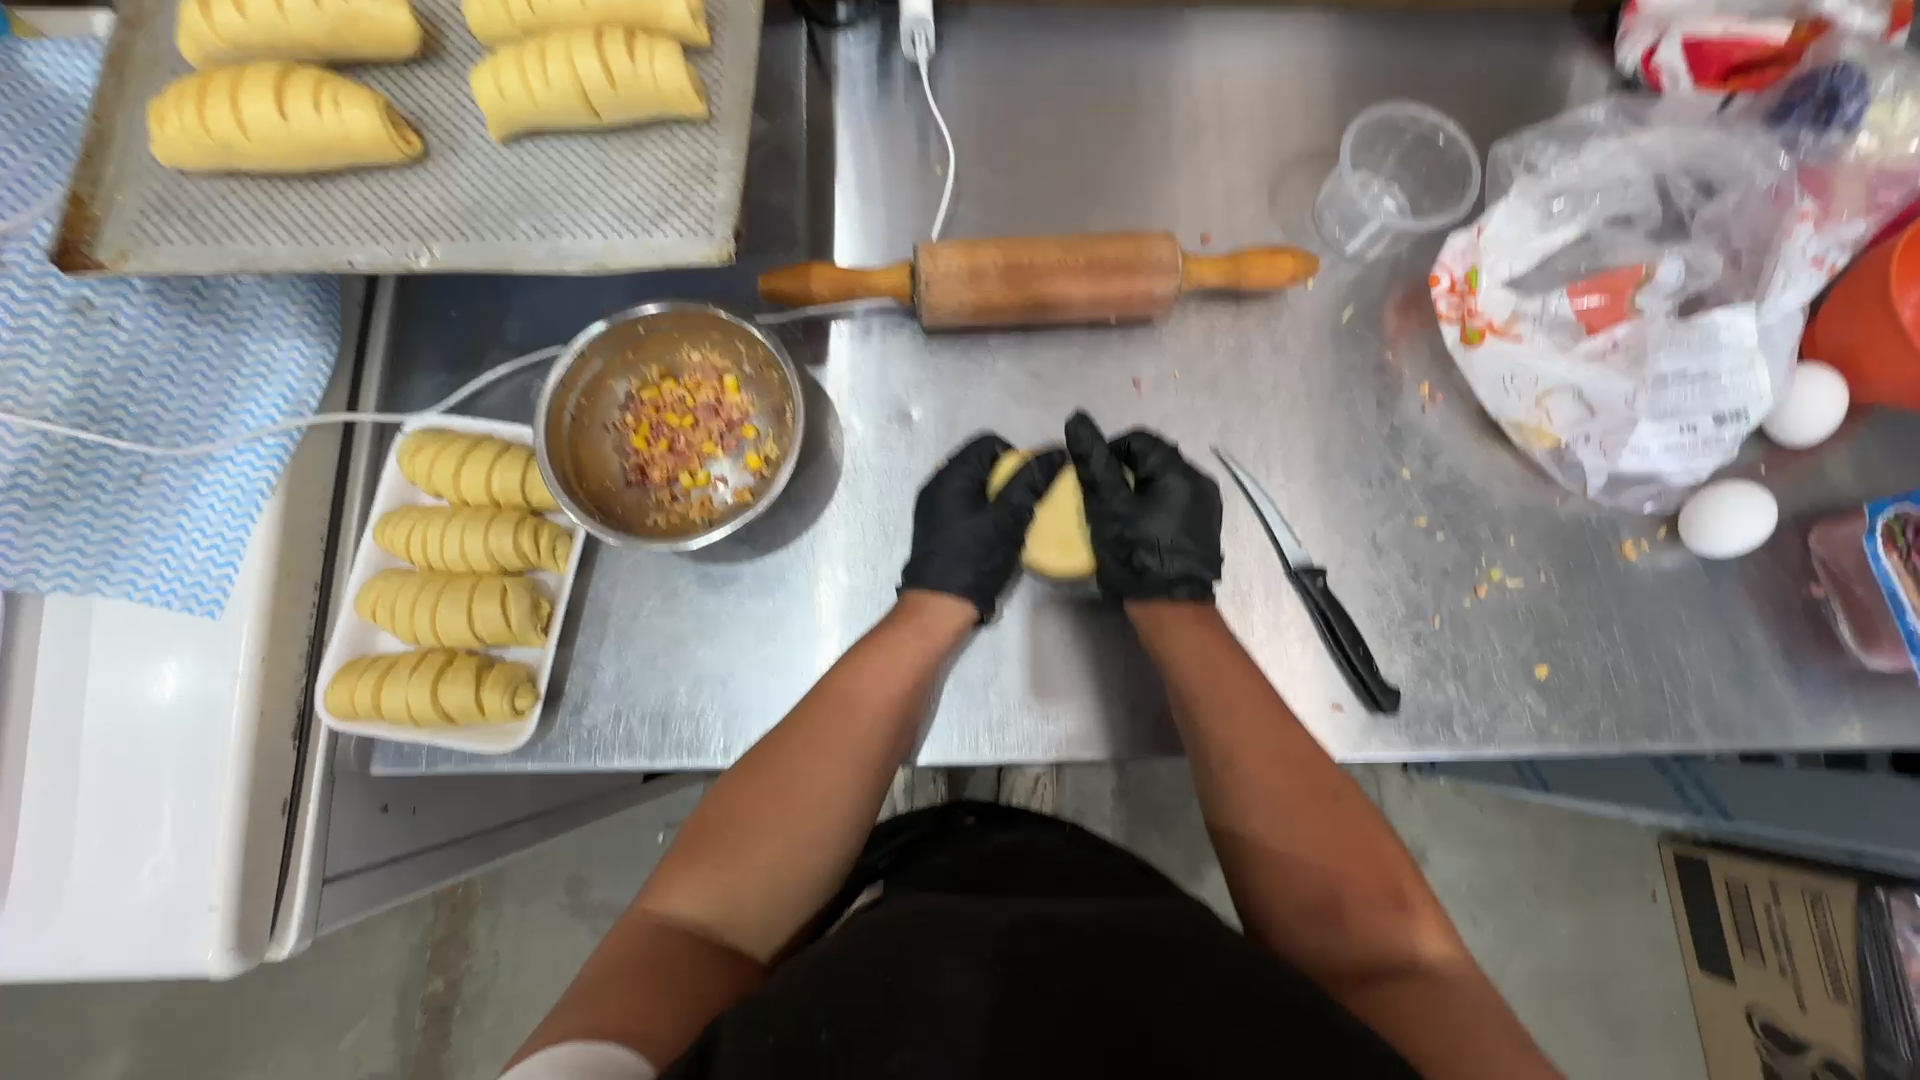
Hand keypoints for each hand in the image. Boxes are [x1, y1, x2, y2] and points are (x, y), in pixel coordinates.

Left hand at [900, 434, 1066, 620]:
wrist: (939, 605)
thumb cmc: (975, 557)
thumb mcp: (1009, 517)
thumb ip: (1031, 481)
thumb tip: (1056, 450)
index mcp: (951, 474)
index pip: (988, 443)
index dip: (1015, 457)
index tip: (1027, 486)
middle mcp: (937, 483)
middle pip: (981, 463)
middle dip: (1008, 479)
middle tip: (1022, 507)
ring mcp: (933, 506)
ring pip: (975, 486)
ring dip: (997, 498)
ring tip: (1010, 523)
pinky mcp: (935, 526)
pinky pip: (964, 505)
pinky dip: (983, 512)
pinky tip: (992, 536)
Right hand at [1065, 411, 1222, 601]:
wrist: (1170, 606)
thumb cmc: (1135, 552)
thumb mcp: (1107, 504)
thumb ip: (1092, 460)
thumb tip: (1077, 418)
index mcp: (1179, 470)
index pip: (1136, 440)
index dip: (1109, 455)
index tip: (1095, 484)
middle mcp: (1200, 480)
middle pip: (1153, 459)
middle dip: (1125, 474)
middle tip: (1105, 503)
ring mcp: (1208, 504)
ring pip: (1164, 481)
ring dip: (1140, 491)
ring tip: (1122, 518)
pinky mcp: (1207, 526)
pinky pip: (1176, 501)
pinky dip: (1156, 507)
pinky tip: (1144, 531)